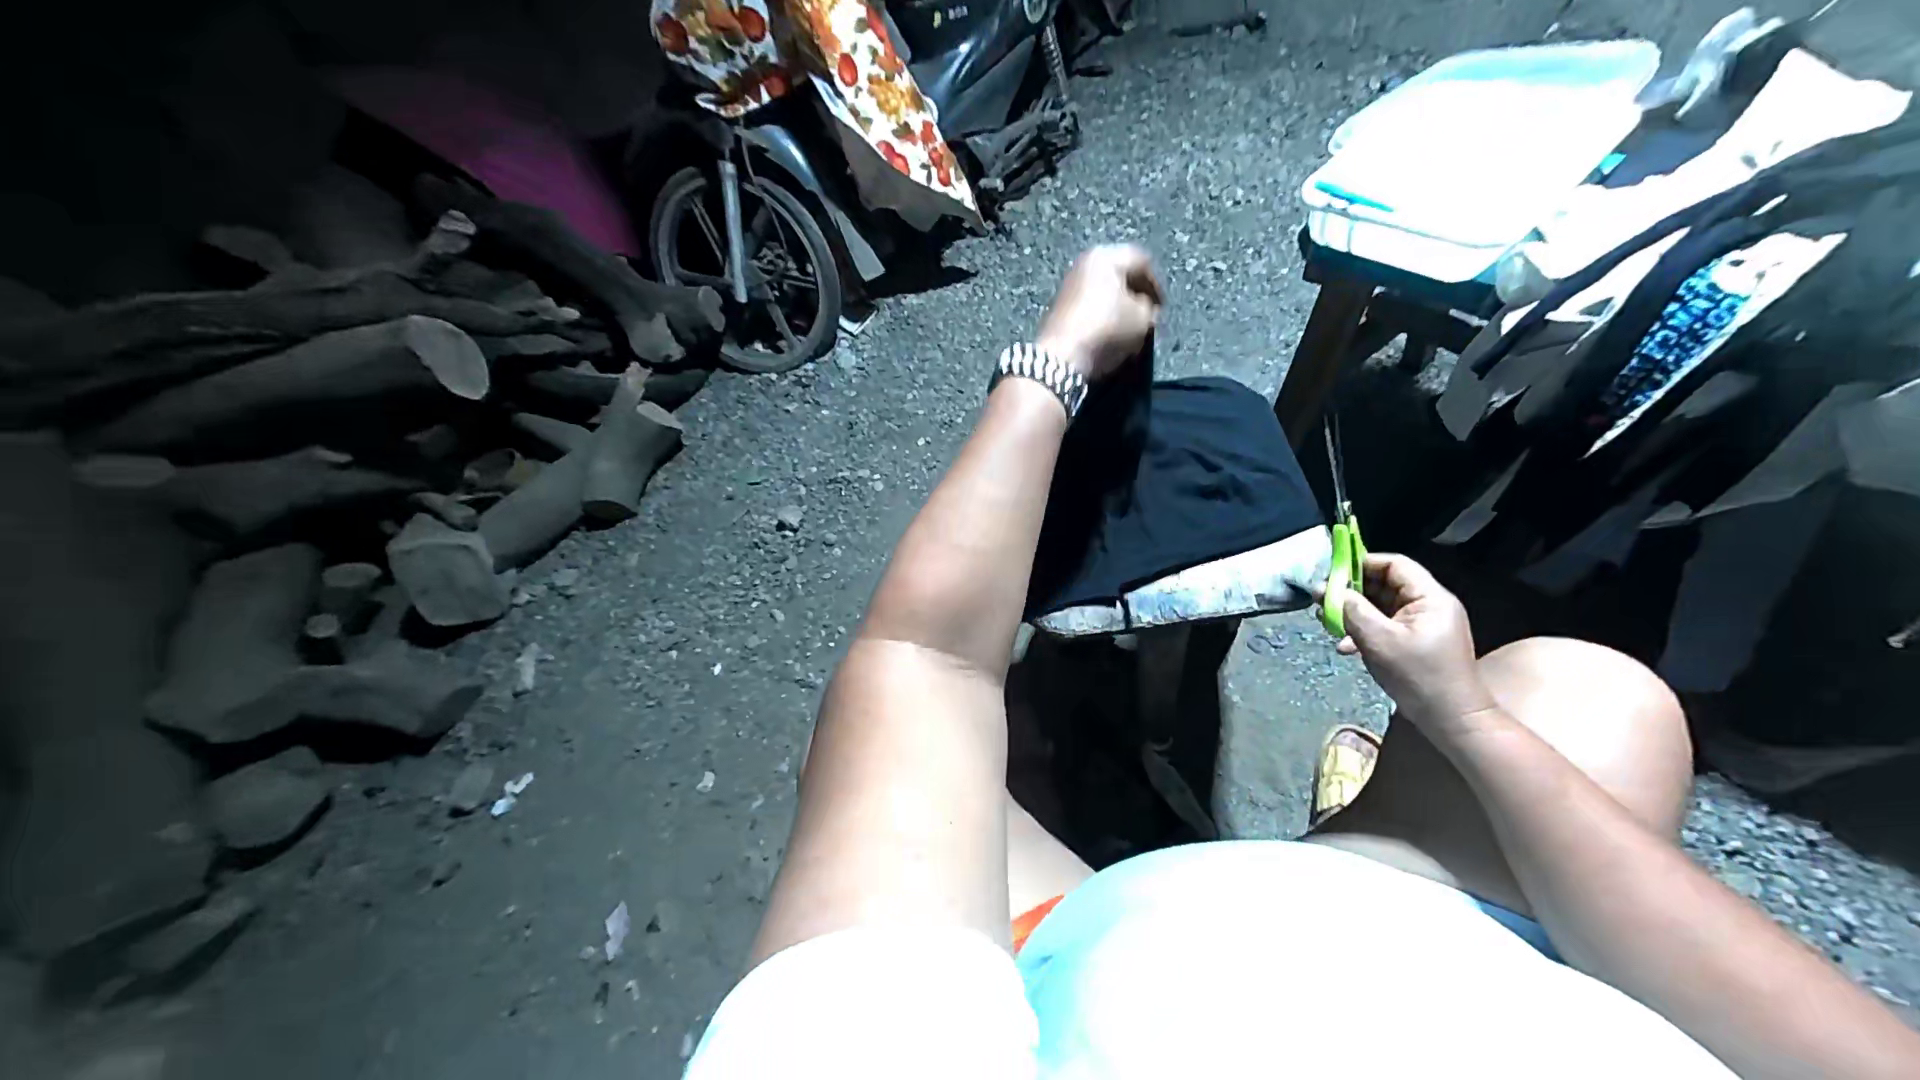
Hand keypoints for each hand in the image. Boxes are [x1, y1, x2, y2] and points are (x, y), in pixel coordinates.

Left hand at [1036, 245, 1164, 380]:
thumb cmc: (1107, 329)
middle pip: (1119, 275)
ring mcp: (1068, 286)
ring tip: (1130, 329)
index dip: (1157, 286)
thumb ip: (1150, 310)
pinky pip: (1089, 307)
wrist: (1062, 357)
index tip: (1161, 308)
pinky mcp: (1059, 309)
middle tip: (1147, 316)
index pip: (1142, 262)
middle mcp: (1084, 264)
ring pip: (1103, 292)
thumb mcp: (1143, 319)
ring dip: (1119, 308)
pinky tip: (1109, 335)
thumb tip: (1145, 311)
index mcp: (1105, 256)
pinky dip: (1103, 317)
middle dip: (1136, 296)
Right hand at [1336, 553, 1499, 733]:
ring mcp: (1422, 624)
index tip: (1331, 574)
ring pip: (1380, 606)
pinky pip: (1384, 625)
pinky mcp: (1414, 642)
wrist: (1450, 719)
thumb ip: (1351, 609)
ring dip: (1353, 613)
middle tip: (1323, 601)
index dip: (1362, 563)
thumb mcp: (1378, 639)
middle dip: (1352, 591)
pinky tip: (1345, 646)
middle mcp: (1428, 605)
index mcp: (1429, 598)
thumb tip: (1324, 588)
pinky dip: (1363, 631)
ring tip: (1329, 624)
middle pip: (1384, 584)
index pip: (1394, 564)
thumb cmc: (1418, 675)